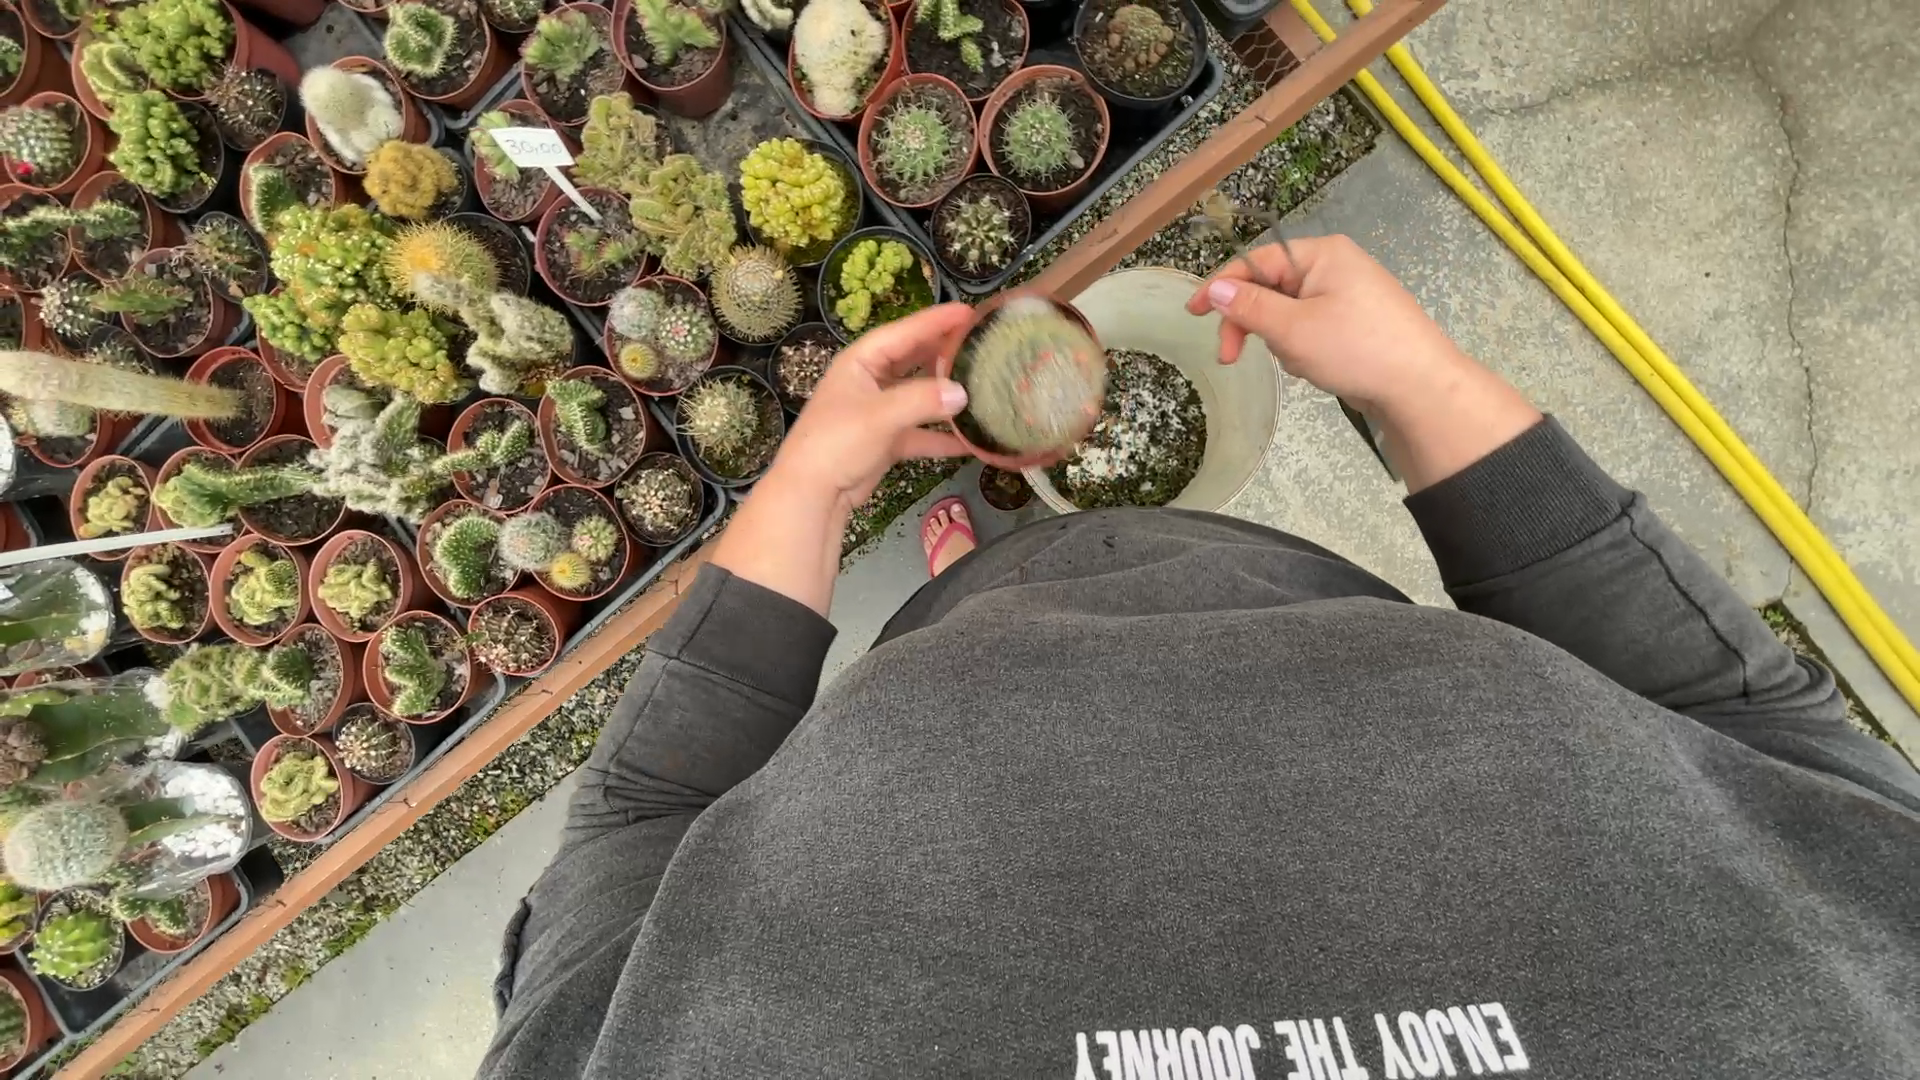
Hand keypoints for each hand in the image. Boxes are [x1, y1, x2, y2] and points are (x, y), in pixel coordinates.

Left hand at [768, 304, 972, 514]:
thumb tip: (963, 393)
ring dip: (945, 396)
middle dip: (943, 353)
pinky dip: (940, 437)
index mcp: (860, 362)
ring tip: (979, 387)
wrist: (812, 492)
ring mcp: (877, 413)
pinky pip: (918, 432)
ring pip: (918, 397)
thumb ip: (923, 400)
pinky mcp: (884, 441)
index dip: (936, 321)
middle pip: (912, 360)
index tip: (969, 312)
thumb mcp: (881, 416)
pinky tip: (968, 442)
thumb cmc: (837, 442)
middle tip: (979, 344)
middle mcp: (869, 382)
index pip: (903, 333)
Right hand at [1184, 235, 1471, 417]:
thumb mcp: (1292, 329)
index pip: (1255, 262)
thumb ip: (1248, 307)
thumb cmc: (1355, 349)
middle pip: (1267, 288)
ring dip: (1278, 340)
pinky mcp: (1348, 321)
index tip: (1193, 314)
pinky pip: (1304, 327)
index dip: (1220, 287)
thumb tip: (1214, 289)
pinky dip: (1297, 347)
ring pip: (1283, 312)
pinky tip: (1313, 365)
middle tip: (1231, 358)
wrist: (1418, 385)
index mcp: (1319, 255)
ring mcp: (1342, 294)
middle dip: (1249, 322)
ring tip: (1298, 361)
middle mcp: (1331, 266)